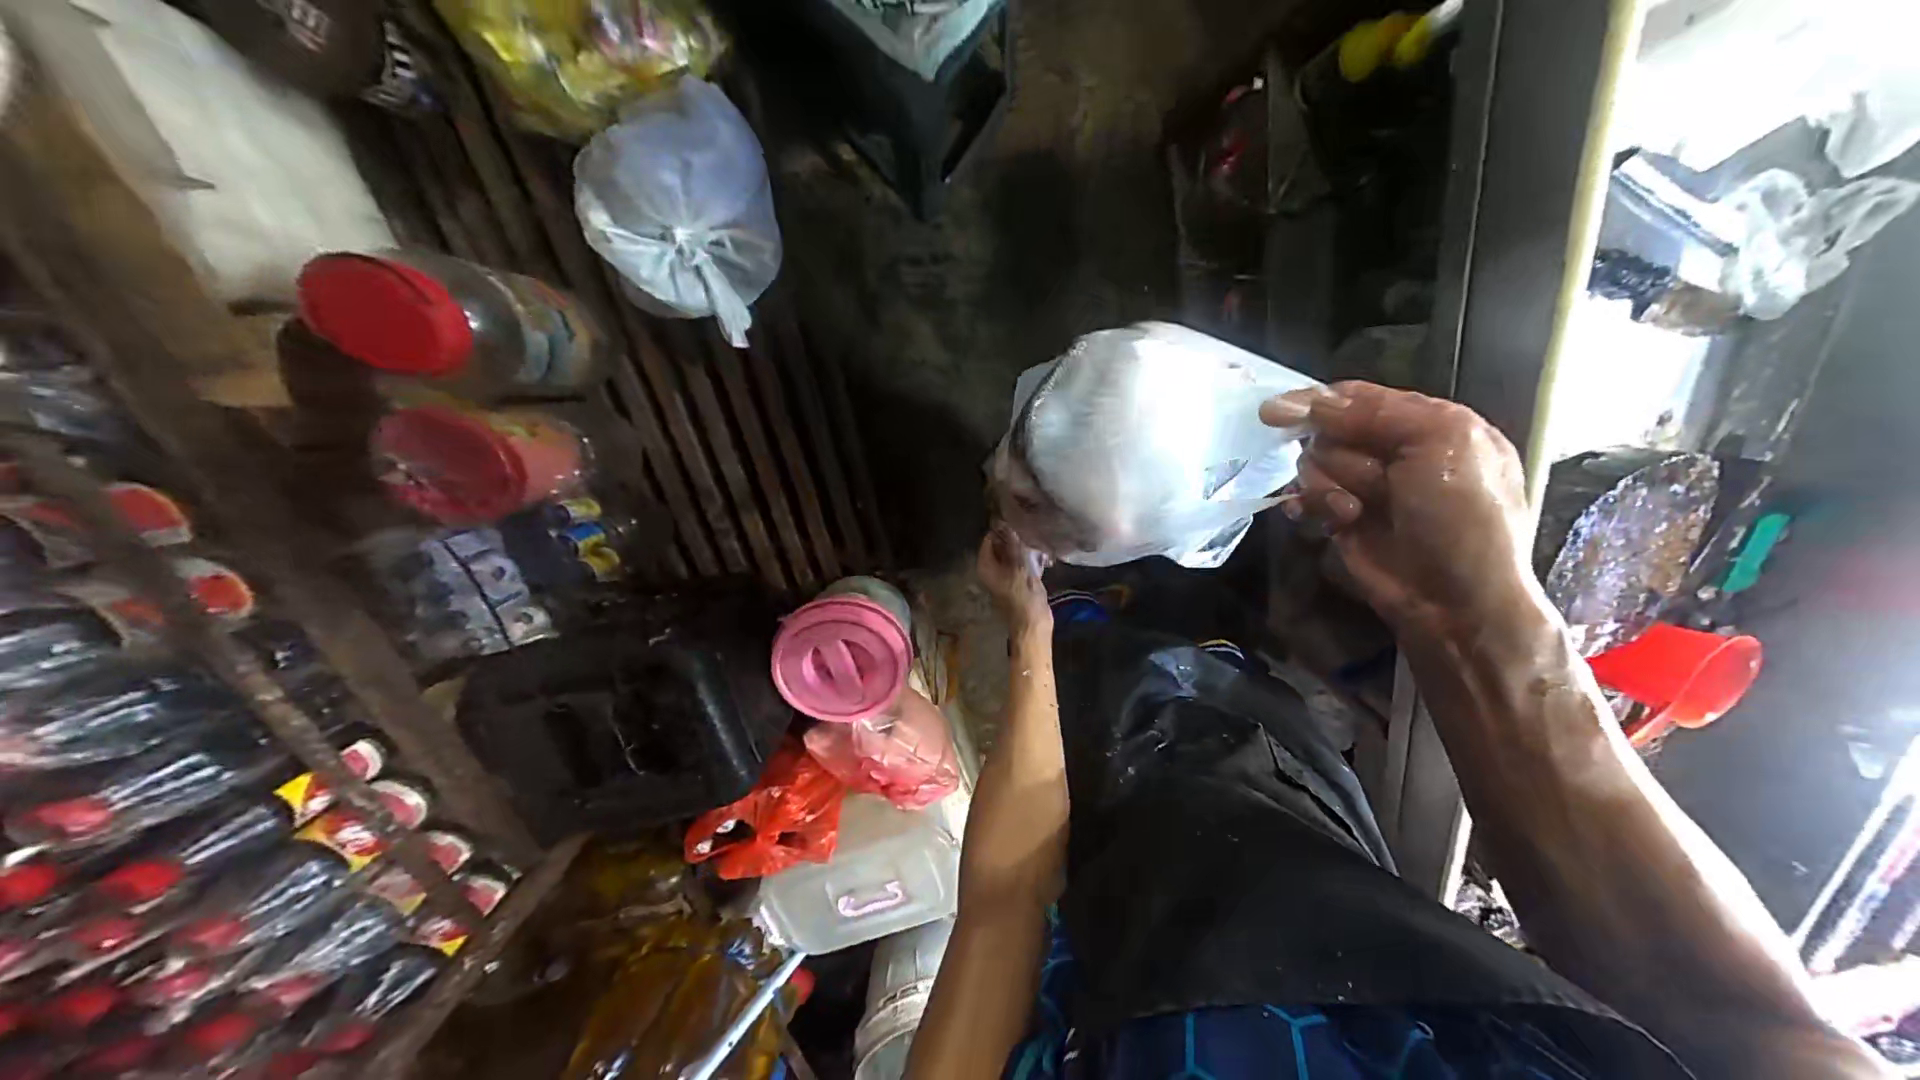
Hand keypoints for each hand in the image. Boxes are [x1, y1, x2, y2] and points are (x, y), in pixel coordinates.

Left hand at [977, 525, 1051, 637]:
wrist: (1033, 622)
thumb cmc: (1023, 594)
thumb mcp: (1018, 565)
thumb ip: (1011, 543)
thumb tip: (1004, 523)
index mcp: (986, 566)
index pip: (990, 539)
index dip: (1003, 530)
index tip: (1019, 522)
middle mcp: (991, 570)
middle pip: (1002, 547)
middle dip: (1017, 540)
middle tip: (1032, 532)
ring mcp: (1004, 577)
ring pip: (1014, 555)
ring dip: (1027, 550)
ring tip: (1040, 546)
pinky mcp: (1017, 583)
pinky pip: (1022, 565)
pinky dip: (1031, 561)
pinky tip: (1044, 559)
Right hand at [1260, 382, 1542, 643]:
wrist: (1454, 598)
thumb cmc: (1461, 516)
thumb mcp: (1439, 444)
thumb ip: (1377, 413)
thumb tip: (1308, 402)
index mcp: (1426, 423)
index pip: (1358, 398)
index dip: (1317, 402)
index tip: (1276, 412)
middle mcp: (1392, 450)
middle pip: (1328, 432)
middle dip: (1340, 456)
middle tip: (1372, 483)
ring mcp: (1364, 487)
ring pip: (1313, 466)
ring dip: (1329, 488)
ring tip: (1355, 513)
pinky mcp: (1341, 519)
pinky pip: (1304, 498)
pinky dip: (1306, 505)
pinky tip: (1316, 517)